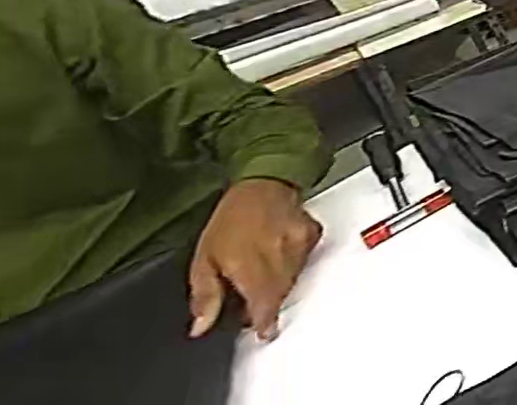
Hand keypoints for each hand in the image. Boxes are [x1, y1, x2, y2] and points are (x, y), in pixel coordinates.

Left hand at [188, 178, 322, 341]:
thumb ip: (205, 294)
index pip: (264, 300)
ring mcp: (300, 242)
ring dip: (279, 283)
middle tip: (253, 305)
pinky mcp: (313, 233)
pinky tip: (280, 256)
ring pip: (294, 276)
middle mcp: (280, 253)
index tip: (266, 331)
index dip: (264, 320)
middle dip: (268, 301)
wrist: (265, 184)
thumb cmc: (231, 219)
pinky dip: (293, 265)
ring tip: (262, 276)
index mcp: (250, 262)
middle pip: (281, 290)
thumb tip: (203, 325)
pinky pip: (305, 259)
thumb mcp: (202, 260)